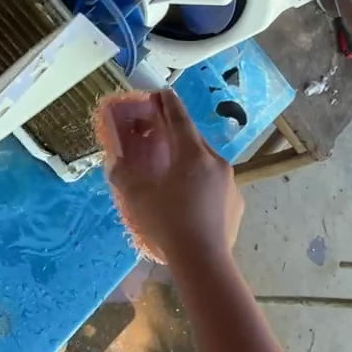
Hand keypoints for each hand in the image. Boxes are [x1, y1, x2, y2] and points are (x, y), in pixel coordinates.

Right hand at [97, 88, 242, 265]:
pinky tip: (190, 201)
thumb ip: (123, 176)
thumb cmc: (167, 222)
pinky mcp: (236, 203)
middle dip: (177, 134)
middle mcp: (215, 162)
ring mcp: (230, 183)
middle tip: (161, 136)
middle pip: (194, 140)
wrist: (203, 260)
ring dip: (190, 161)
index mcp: (192, 154)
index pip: (179, 120)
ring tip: (174, 174)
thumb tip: (115, 164)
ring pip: (206, 163)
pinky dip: (202, 185)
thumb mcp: (137, 198)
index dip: (168, 104)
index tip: (163, 92)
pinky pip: (216, 185)